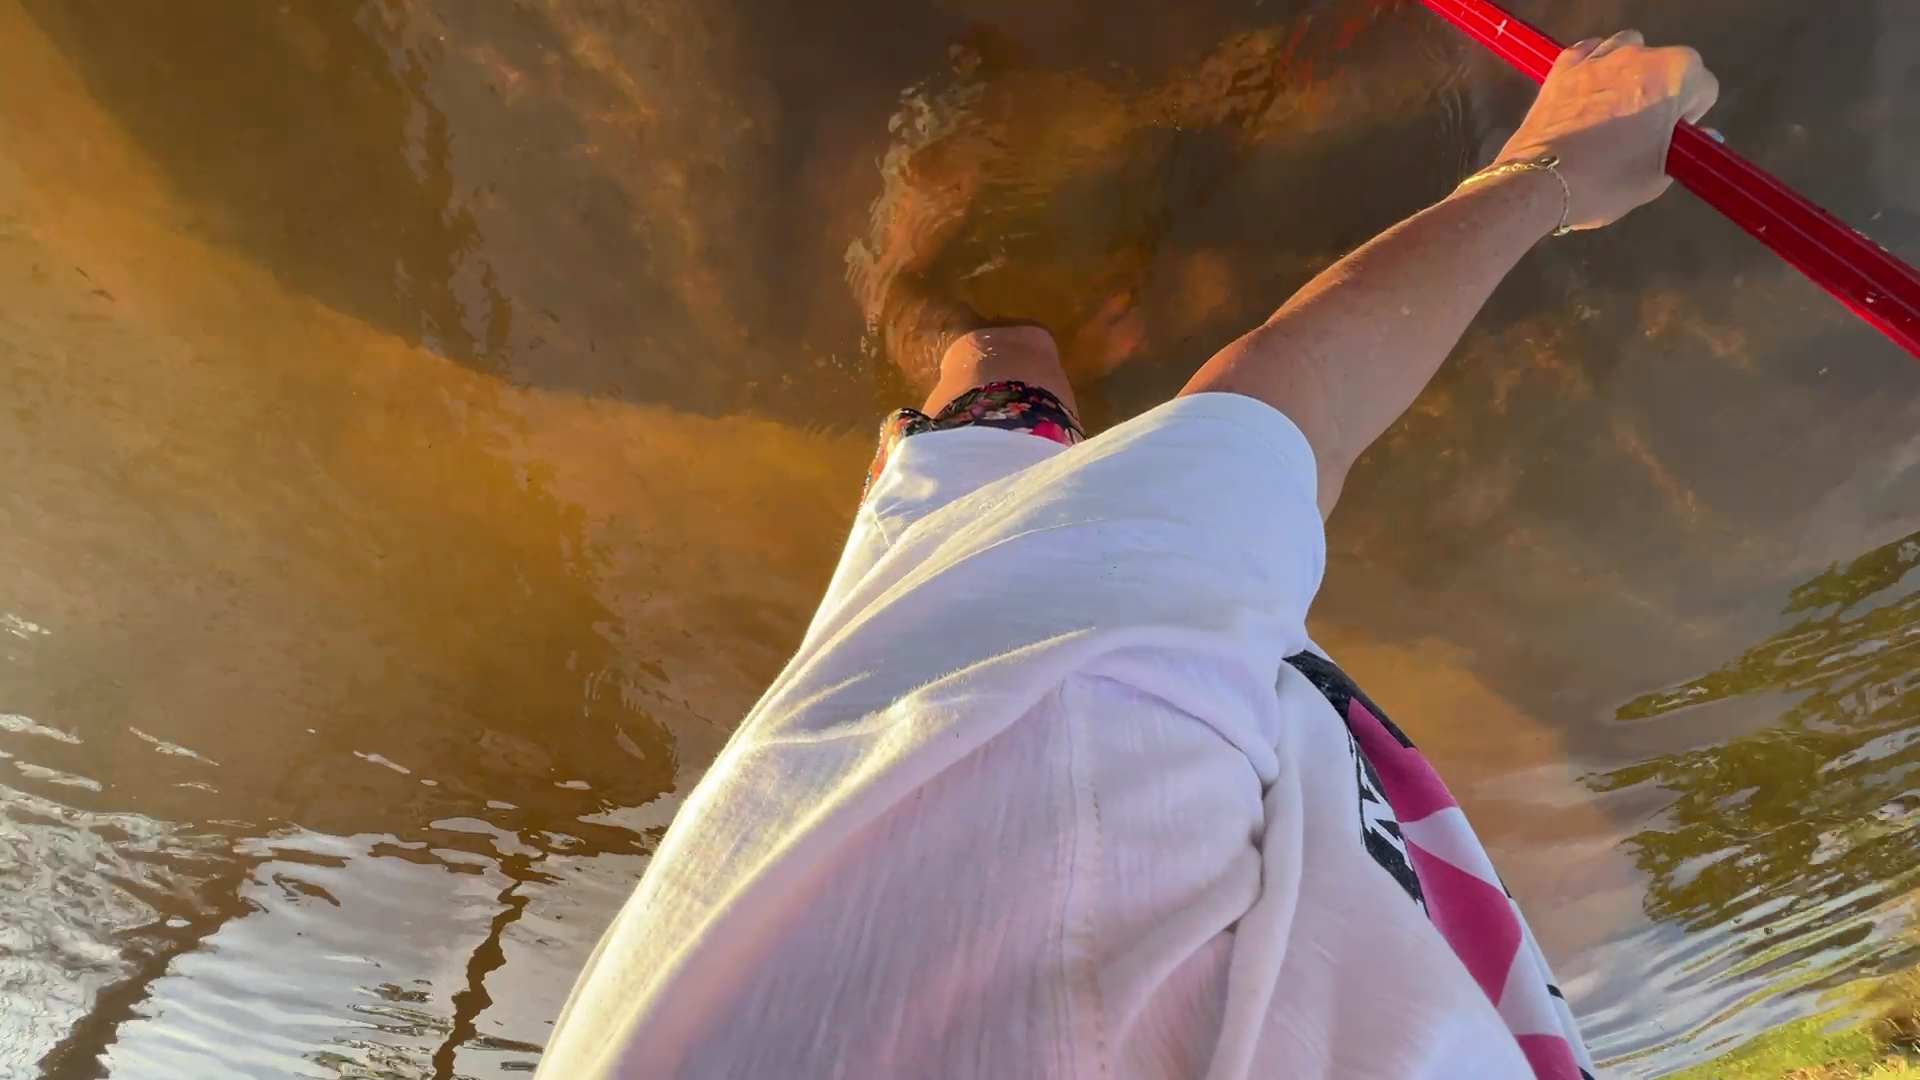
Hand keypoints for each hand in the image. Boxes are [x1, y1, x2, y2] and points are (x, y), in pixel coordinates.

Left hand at [1493, 31, 1719, 231]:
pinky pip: (1581, 54)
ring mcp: (1598, 61)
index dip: (1683, 122)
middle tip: (1629, 136)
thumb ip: (1682, 152)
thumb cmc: (1602, 184)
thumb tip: (1699, 140)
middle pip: (1663, 71)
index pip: (1700, 93)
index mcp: (1679, 74)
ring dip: (1624, 74)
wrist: (1535, 187)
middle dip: (1654, 97)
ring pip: (1625, 51)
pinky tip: (1582, 88)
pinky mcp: (1559, 73)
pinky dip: (1586, 66)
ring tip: (1606, 112)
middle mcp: (1642, 56)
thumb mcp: (1656, 178)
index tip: (1660, 144)